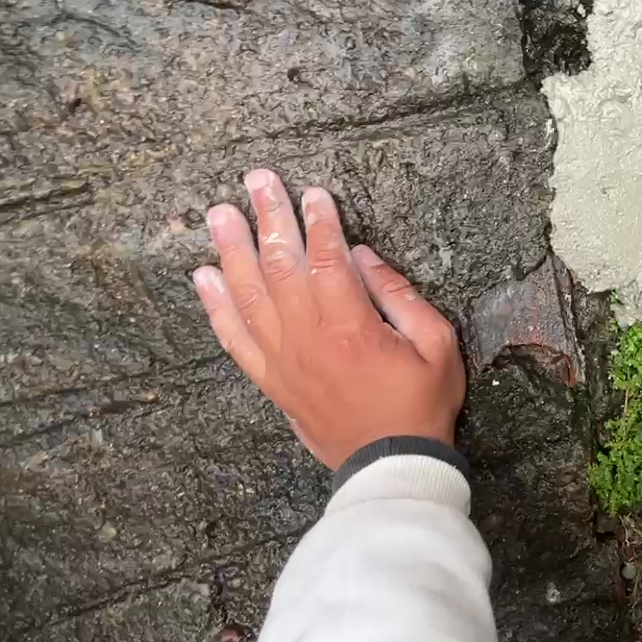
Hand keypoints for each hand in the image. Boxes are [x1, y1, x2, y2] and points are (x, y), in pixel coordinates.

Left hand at [191, 169, 464, 468]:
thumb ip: (401, 297)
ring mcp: (281, 358)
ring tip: (218, 214)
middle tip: (255, 180)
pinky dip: (215, 306)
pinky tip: (203, 277)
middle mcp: (306, 336)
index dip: (320, 221)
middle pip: (280, 266)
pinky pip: (233, 337)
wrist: (389, 462)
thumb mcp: (437, 344)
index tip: (313, 191)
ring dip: (232, 250)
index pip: (328, 259)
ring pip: (248, 295)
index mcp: (351, 325)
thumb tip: (364, 257)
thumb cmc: (422, 401)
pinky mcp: (270, 379)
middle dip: (268, 218)